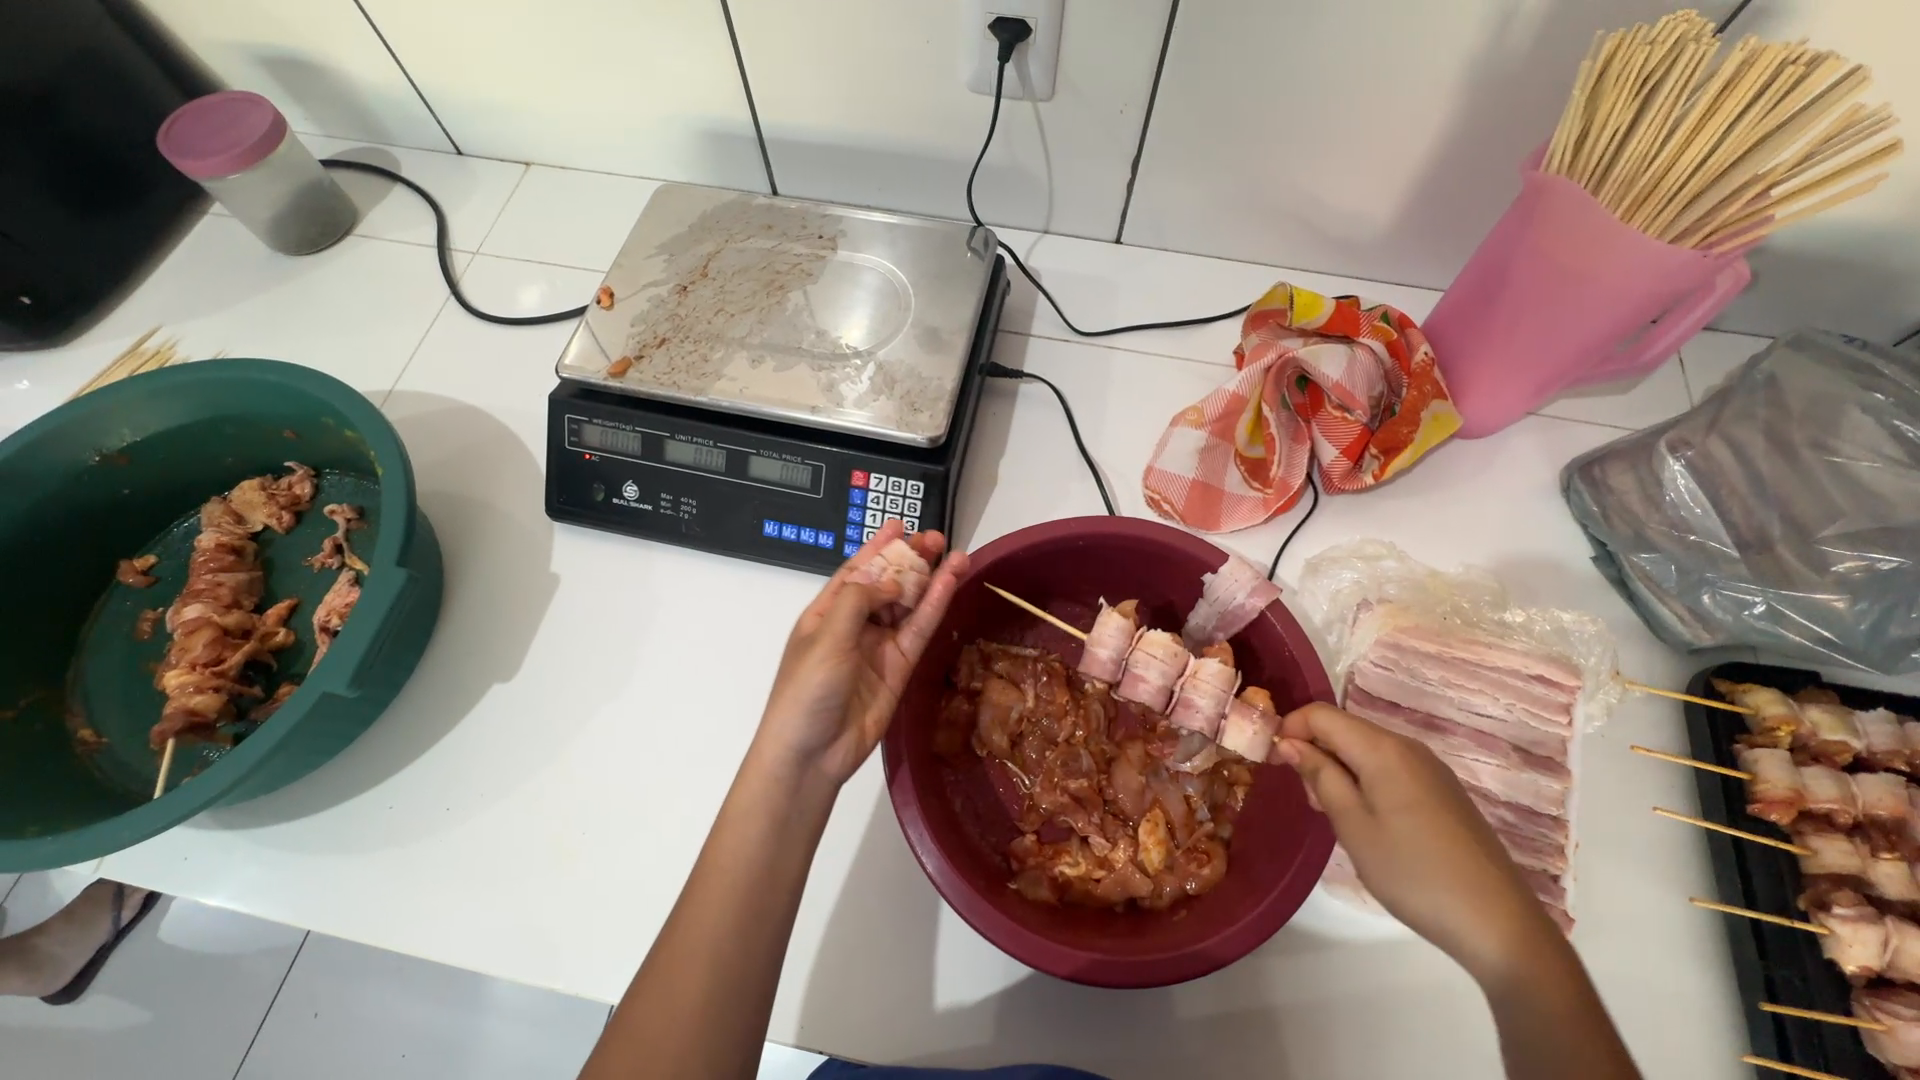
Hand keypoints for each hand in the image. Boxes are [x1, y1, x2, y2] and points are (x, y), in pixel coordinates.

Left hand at [755, 521, 969, 787]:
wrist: (812, 753)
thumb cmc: (806, 690)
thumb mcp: (826, 636)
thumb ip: (859, 600)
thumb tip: (893, 582)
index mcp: (825, 612)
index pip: (856, 571)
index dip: (878, 547)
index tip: (900, 525)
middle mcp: (853, 625)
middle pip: (888, 584)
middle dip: (911, 560)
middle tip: (936, 538)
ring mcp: (878, 646)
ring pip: (909, 605)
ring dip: (931, 580)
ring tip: (956, 555)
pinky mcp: (900, 667)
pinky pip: (919, 630)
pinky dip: (935, 606)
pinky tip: (951, 583)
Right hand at [1272, 703, 1560, 985]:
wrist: (1498, 922)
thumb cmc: (1413, 873)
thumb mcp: (1353, 826)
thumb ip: (1320, 776)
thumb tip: (1291, 742)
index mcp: (1384, 749)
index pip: (1321, 714)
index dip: (1290, 730)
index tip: (1274, 764)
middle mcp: (1408, 748)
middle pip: (1345, 729)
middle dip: (1314, 751)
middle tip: (1308, 801)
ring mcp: (1430, 770)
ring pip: (1366, 749)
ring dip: (1338, 769)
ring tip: (1333, 816)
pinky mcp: (1442, 792)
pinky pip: (1390, 769)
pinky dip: (1365, 781)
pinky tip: (1367, 822)